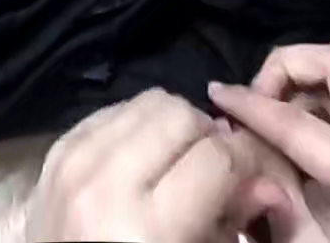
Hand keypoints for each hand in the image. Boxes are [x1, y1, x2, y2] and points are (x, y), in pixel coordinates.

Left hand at [29, 88, 248, 242]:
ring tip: (181, 158)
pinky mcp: (60, 146)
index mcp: (147, 230)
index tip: (258, 169)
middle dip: (208, 135)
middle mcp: (108, 182)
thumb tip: (270, 182)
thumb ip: (231, 227)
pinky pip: (115, 109)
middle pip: (180, 115)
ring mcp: (77, 157)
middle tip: (217, 165)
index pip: (214, 159)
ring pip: (147, 101)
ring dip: (174, 124)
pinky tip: (145, 156)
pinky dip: (139, 124)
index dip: (246, 158)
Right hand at [208, 45, 329, 242]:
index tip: (215, 91)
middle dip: (286, 66)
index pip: (299, 122)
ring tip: (269, 115)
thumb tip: (233, 127)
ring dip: (300, 84)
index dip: (248, 103)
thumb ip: (266, 178)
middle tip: (255, 94)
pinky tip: (292, 134)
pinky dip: (317, 103)